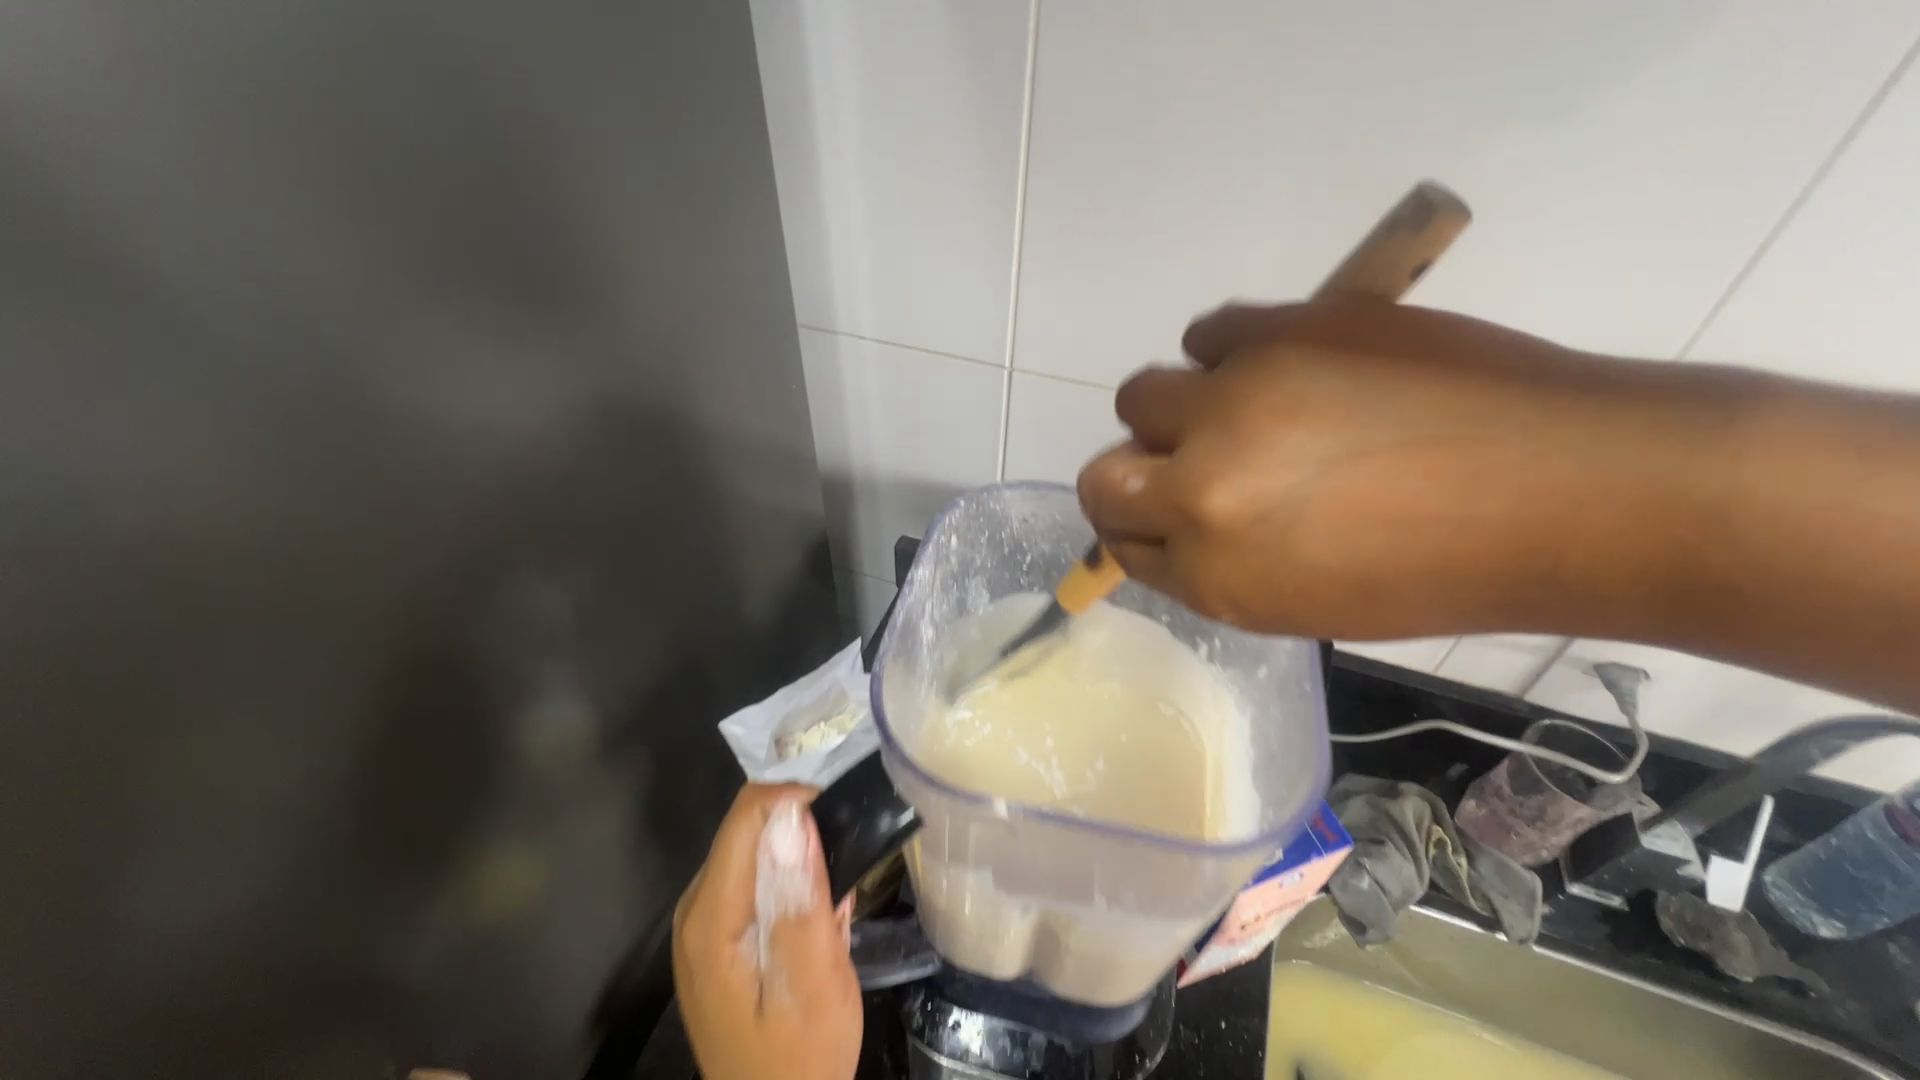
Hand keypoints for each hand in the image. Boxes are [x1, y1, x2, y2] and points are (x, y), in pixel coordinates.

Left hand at [673, 784, 860, 1079]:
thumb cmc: (799, 1058)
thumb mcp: (813, 983)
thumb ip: (800, 898)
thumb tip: (792, 815)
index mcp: (711, 917)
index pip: (746, 816)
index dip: (797, 801)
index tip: (842, 819)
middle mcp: (696, 909)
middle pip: (749, 830)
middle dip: (803, 835)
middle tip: (846, 876)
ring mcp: (704, 924)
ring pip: (756, 853)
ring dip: (802, 863)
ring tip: (835, 909)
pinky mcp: (718, 937)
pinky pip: (757, 882)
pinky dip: (793, 888)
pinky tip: (817, 926)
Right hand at [1077, 299, 1711, 639]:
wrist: (1568, 494)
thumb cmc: (1439, 573)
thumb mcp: (1298, 604)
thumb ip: (1212, 565)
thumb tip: (1170, 519)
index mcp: (1212, 570)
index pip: (1116, 536)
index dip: (1138, 527)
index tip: (1167, 518)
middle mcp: (1204, 484)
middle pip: (1106, 469)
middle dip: (1140, 473)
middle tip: (1200, 468)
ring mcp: (1240, 397)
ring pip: (1144, 393)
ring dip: (1179, 409)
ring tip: (1247, 413)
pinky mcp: (1288, 327)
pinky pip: (1209, 333)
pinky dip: (1227, 354)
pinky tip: (1281, 370)